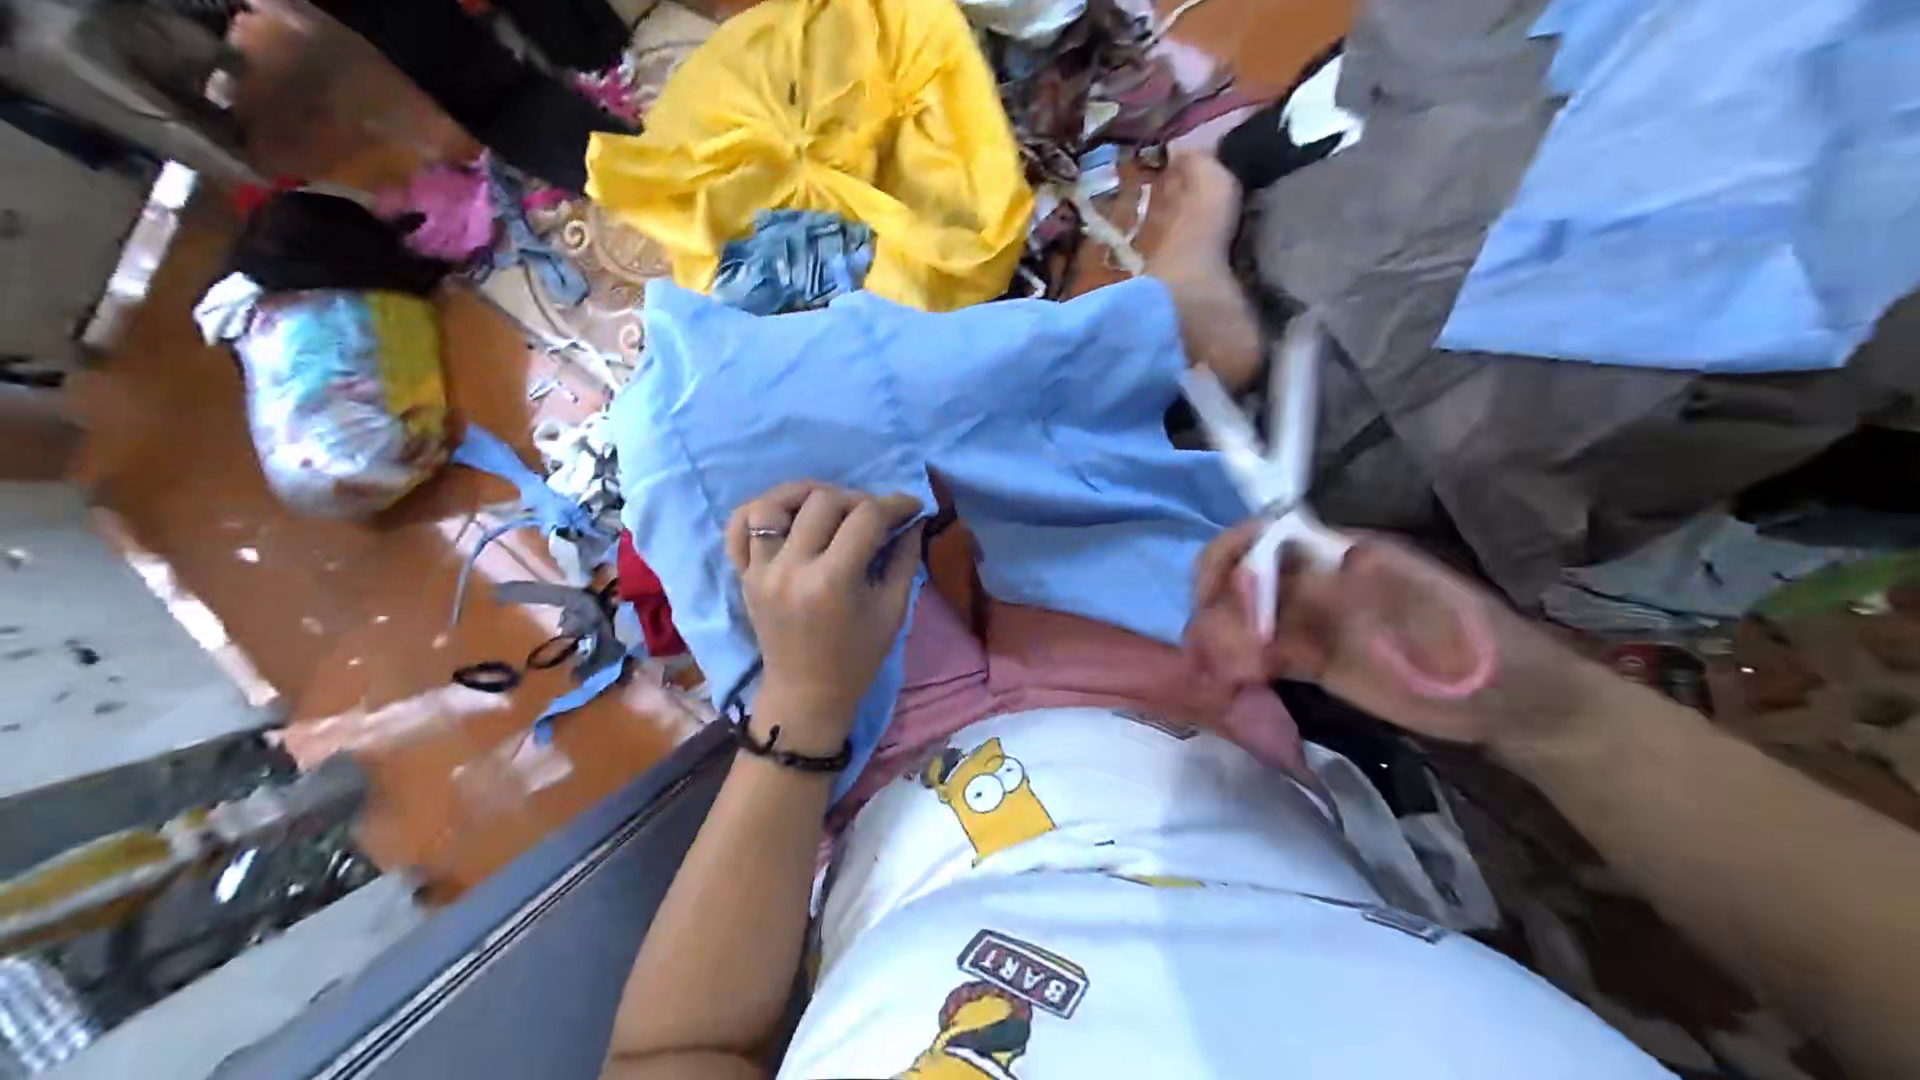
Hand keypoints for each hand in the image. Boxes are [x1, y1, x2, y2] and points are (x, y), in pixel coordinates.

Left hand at [726, 482, 923, 754]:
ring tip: (828, 503)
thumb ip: (904, 559)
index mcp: (833, 581)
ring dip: (806, 494)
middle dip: (858, 498)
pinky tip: (785, 513)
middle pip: (823, 501)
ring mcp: (760, 571)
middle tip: (875, 513)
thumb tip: (912, 520)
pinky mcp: (744, 576)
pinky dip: (759, 511)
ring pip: (774, 505)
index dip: (895, 504)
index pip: (866, 517)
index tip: (911, 507)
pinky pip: (738, 528)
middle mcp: (791, 569)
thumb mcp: (892, 610)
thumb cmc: (857, 658)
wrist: (806, 694)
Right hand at [1185, 523, 1610, 755]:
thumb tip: (1314, 564)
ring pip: (1243, 616)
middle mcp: (1316, 581)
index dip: (1235, 555)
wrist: (1514, 707)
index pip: (1268, 536)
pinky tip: (1234, 680)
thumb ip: (1368, 590)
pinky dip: (1239, 663)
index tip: (1219, 593)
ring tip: (1225, 671)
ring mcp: (1310, 621)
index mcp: (1342, 554)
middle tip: (1215, 646)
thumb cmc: (1483, 652)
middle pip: (1244, 578)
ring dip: (1223, 638)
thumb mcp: (1432, 614)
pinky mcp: (1309, 658)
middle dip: (1219, 605)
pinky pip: (1258, 652)